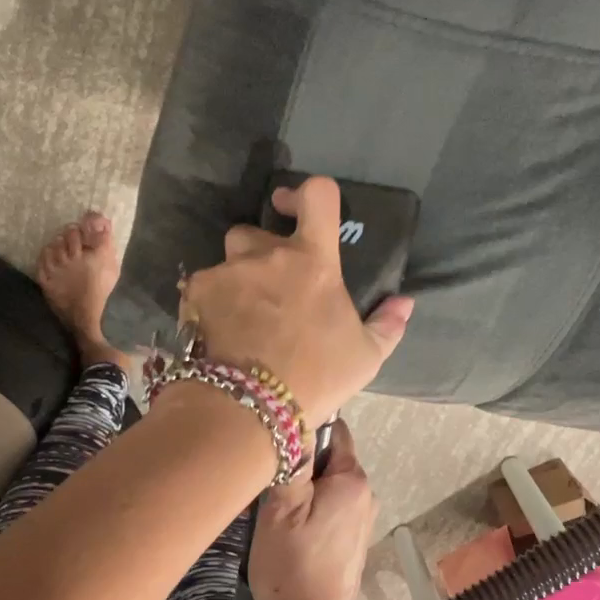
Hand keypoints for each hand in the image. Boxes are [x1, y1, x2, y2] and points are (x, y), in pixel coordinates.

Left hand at [182, 176, 411, 422]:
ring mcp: (227, 272)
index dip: (306, 193)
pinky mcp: (195, 293)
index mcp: (312, 260)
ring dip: (236, 275)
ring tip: (243, 311)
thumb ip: (387, 325)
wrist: (250, 406)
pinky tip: (219, 330)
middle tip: (271, 287)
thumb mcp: (365, 357)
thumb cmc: (316, 378)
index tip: (295, 209)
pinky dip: (210, 301)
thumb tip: (404, 303)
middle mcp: (266, 254)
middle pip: (258, 232)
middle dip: (263, 251)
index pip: (317, 196)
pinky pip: (203, 286)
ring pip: (228, 258)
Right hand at [250, 420, 377, 599]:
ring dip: (296, 490)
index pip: (333, 431)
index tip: (273, 440)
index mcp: (353, 480)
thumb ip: (293, 461)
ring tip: (265, 508)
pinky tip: (281, 530)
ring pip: (323, 486)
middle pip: (326, 460)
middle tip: (261, 481)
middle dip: (295, 464)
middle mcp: (365, 495)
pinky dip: (304, 512)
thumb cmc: (292, 568)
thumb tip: (297, 418)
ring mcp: (359, 521)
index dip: (302, 429)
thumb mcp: (281, 509)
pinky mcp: (349, 542)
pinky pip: (325, 509)